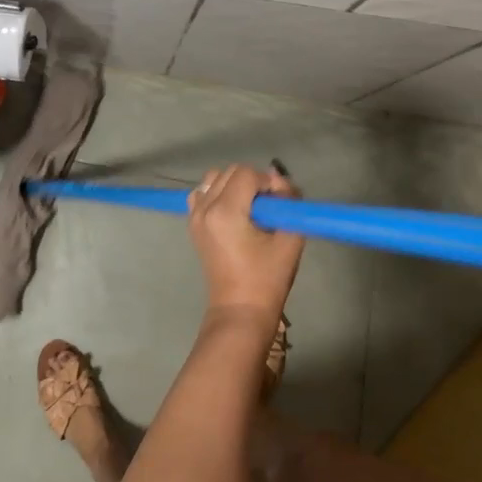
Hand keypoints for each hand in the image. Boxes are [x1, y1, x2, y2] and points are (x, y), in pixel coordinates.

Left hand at [188, 163, 303, 318]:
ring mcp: (194, 215)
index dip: (268, 182)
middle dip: (253, 182)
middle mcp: (204, 207)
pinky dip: (217, 194)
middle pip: (229, 172)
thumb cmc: (267, 279)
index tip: (281, 201)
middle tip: (271, 206)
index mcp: (225, 211)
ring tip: (252, 209)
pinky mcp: (192, 224)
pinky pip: (202, 194)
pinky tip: (233, 212)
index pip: (247, 173)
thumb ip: (288, 204)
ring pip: (214, 179)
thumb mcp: (289, 240)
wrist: (240, 309)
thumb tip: (280, 182)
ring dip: (235, 185)